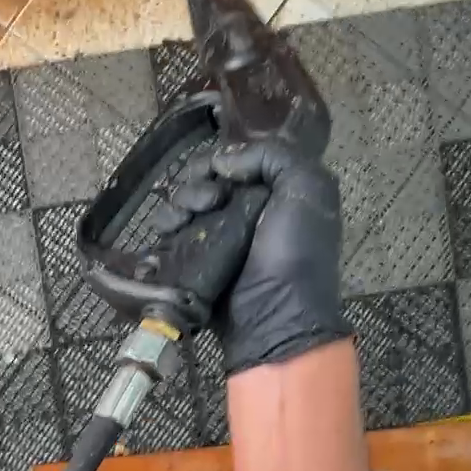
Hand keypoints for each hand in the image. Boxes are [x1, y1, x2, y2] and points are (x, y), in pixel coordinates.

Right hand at [165, 141, 351, 374]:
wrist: (274, 314)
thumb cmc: (296, 252)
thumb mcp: (307, 188)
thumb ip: (272, 156)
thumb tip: (220, 162)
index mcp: (268, 193)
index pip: (229, 163)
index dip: (216, 162)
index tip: (218, 175)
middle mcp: (237, 214)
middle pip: (198, 184)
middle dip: (193, 186)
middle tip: (206, 204)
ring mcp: (211, 242)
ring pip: (177, 209)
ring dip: (175, 209)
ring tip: (183, 224)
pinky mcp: (189, 266)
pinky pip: (165, 241)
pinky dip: (163, 234)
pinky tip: (168, 238)